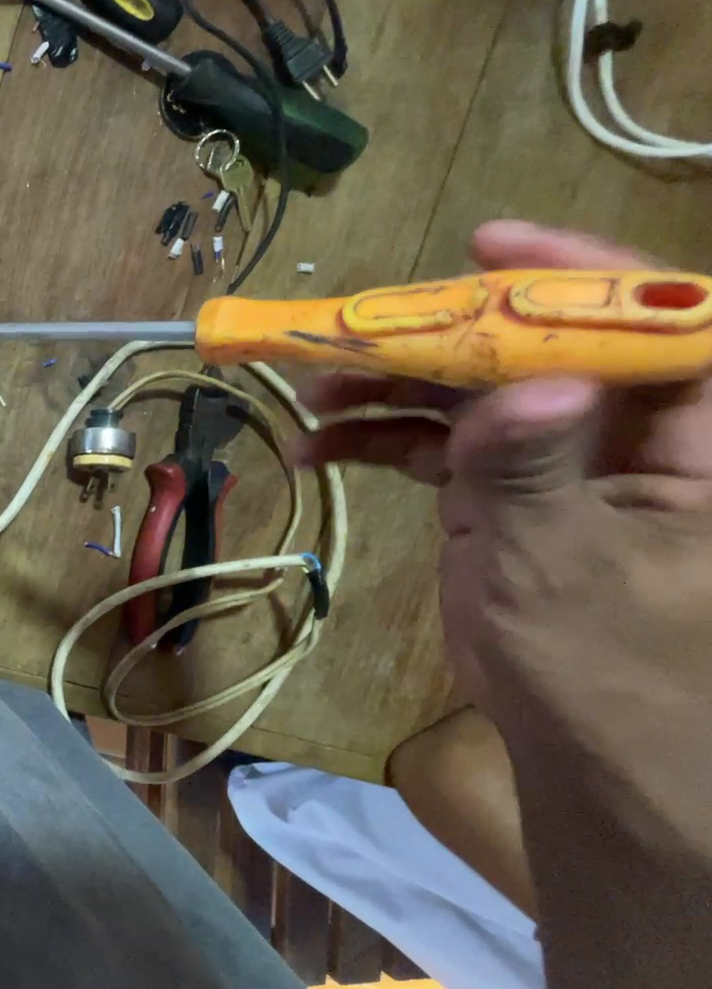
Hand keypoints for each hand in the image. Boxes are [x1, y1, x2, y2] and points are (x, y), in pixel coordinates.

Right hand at [299, 220, 711, 758]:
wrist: (587, 742)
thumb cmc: (612, 663)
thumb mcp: (569, 566)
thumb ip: (537, 473)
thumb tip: (529, 388)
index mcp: (699, 438)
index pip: (657, 325)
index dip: (577, 274)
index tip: (487, 247)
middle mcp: (631, 432)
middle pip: (536, 349)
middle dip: (443, 336)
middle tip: (356, 331)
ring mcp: (560, 459)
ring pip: (472, 392)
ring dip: (389, 389)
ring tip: (315, 396)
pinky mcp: (502, 490)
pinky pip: (436, 442)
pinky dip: (375, 440)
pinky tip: (319, 449)